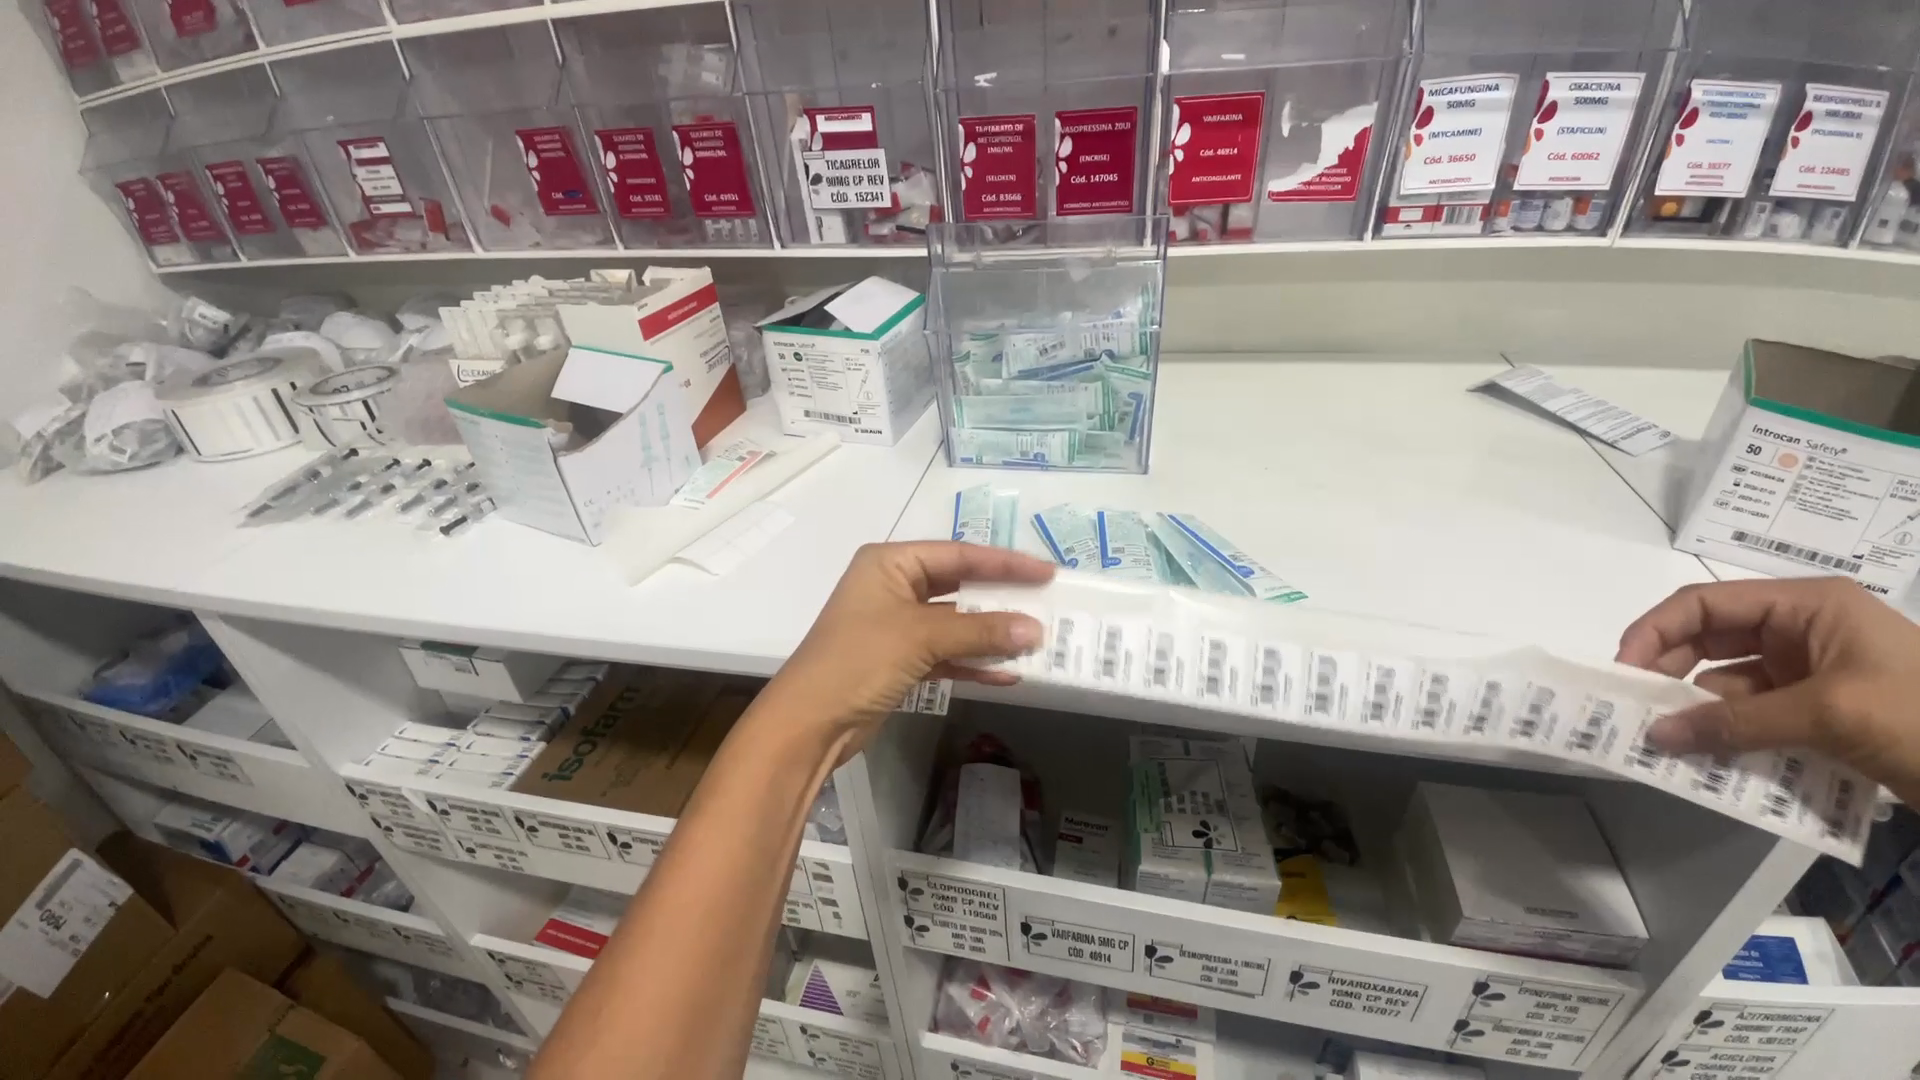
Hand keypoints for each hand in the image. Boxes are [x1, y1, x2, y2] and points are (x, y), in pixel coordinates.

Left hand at [764, 542, 1052, 755]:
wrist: (809, 723)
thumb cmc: (859, 660)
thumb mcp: (921, 637)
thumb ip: (979, 631)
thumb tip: (1035, 630)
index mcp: (890, 563)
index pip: (957, 554)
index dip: (1004, 563)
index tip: (1046, 572)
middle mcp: (892, 587)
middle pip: (958, 586)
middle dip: (1000, 599)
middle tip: (1046, 604)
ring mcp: (895, 626)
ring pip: (954, 624)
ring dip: (990, 634)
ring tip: (1035, 641)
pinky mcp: (899, 662)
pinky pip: (945, 655)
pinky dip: (972, 663)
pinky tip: (1007, 674)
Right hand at [1615, 577, 1919, 803]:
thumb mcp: (1828, 716)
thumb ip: (1733, 723)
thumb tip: (1654, 735)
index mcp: (1809, 607)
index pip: (1705, 603)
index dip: (1654, 631)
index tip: (1622, 671)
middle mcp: (1805, 630)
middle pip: (1709, 640)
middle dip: (1669, 672)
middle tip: (1634, 706)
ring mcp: (1815, 672)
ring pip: (1728, 682)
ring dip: (1697, 710)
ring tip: (1664, 739)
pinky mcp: (1822, 711)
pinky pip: (1755, 714)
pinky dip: (1728, 733)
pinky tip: (1708, 756)